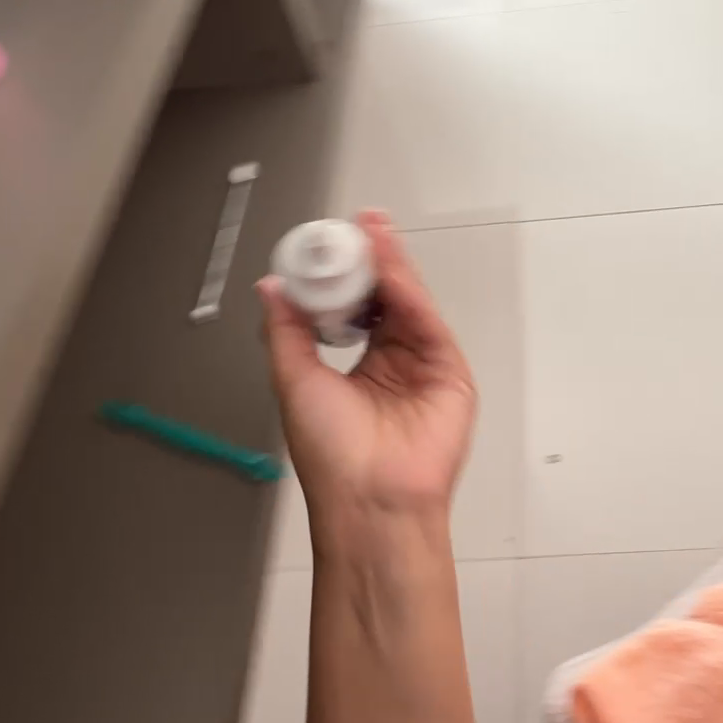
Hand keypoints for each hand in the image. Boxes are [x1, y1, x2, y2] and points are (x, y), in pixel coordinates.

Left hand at [258, 210, 476, 538]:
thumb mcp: (296, 383)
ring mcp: (425, 365)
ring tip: (373, 232)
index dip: (346, 277)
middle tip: (360, 224)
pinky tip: (389, 267)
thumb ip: (286, 332)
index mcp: (360, 368)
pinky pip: (427, 323)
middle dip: (374, 261)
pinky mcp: (450, 371)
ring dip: (391, 267)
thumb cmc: (331, 449)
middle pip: (387, 300)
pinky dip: (409, 293)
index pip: (357, 310)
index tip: (331, 245)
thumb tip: (271, 287)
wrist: (373, 498)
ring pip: (409, 305)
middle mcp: (394, 362)